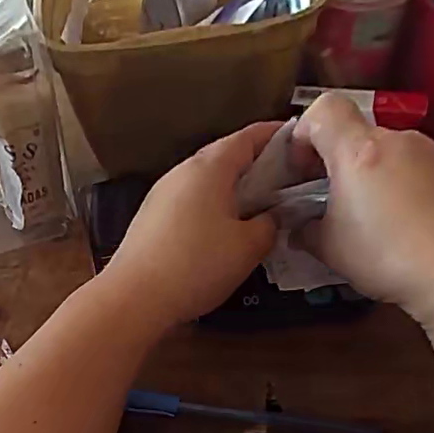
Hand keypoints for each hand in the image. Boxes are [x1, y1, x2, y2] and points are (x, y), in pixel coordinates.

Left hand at [101, 122, 281, 329]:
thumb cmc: (198, 265)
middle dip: (255, 164)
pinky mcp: (151, 218)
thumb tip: (271, 217)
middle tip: (283, 181)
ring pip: (206, 181)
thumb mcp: (248, 247)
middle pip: (225, 156)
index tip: (298, 140)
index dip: (275, 135)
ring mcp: (163, 193)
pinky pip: (191, 202)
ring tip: (256, 207)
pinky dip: (213, 206)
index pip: (248, 137)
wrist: (136, 297)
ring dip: (233, 188)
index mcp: (210, 167)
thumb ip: (269, 225)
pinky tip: (222, 231)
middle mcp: (183, 171)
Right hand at [293, 95, 433, 328]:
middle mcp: (398, 140)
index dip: (304, 132)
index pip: (323, 110)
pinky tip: (410, 231)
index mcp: (359, 150)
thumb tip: (300, 229)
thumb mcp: (333, 251)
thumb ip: (308, 233)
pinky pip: (420, 174)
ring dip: (375, 180)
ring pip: (391, 156)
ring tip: (376, 225)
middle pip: (359, 136)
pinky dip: (407, 193)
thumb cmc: (389, 255)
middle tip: (334, 206)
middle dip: (341, 165)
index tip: (301, 168)